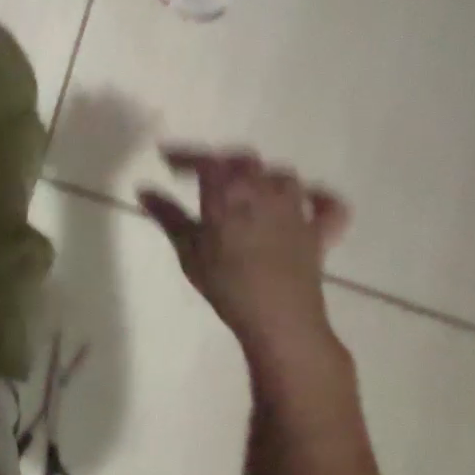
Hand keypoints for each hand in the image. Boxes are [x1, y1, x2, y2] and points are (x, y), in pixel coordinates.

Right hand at [138, 148, 350, 359]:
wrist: (278, 319)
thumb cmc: (225, 284)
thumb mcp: (187, 250)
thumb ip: (167, 217)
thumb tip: (144, 190)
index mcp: (229, 197)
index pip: (208, 161)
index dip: (186, 155)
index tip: (165, 159)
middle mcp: (265, 195)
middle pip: (246, 161)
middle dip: (221, 161)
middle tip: (199, 173)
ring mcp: (297, 213)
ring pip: (283, 177)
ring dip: (261, 176)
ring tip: (243, 187)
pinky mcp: (320, 234)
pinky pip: (329, 207)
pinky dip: (318, 199)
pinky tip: (303, 201)